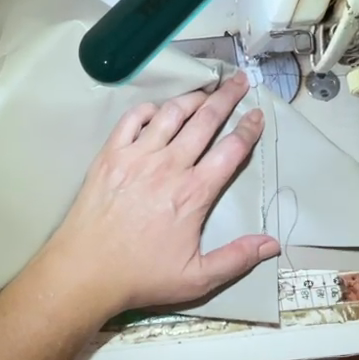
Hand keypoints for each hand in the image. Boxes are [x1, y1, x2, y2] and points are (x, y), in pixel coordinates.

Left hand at [31, 72, 280, 316]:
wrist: (86, 269)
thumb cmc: (142, 276)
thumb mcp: (197, 279)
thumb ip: (237, 258)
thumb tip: (272, 244)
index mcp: (194, 193)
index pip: (231, 151)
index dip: (248, 129)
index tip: (257, 114)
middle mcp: (169, 166)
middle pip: (205, 120)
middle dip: (226, 97)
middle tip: (239, 80)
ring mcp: (137, 156)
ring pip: (171, 114)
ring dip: (191, 98)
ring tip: (205, 90)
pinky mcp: (111, 154)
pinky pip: (132, 120)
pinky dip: (149, 109)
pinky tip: (158, 110)